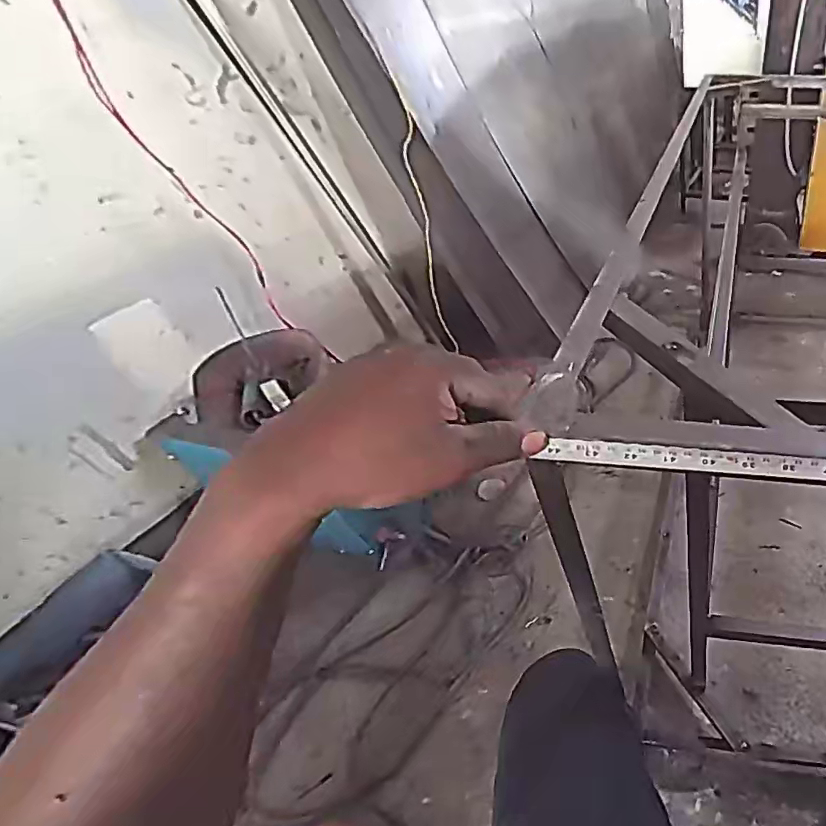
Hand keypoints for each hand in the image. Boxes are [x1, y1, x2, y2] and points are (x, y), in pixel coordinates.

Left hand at [225, 342, 545, 519]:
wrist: (288, 472)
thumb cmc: (375, 463)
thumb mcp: (450, 459)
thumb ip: (500, 443)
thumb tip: (537, 435)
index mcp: (438, 365)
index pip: (498, 388)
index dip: (512, 420)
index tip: (515, 447)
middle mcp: (407, 353)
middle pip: (465, 384)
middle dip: (477, 417)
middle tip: (475, 456)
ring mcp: (374, 363)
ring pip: (432, 389)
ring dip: (446, 417)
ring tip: (437, 454)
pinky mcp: (349, 381)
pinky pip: (400, 392)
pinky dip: (413, 414)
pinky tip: (403, 443)